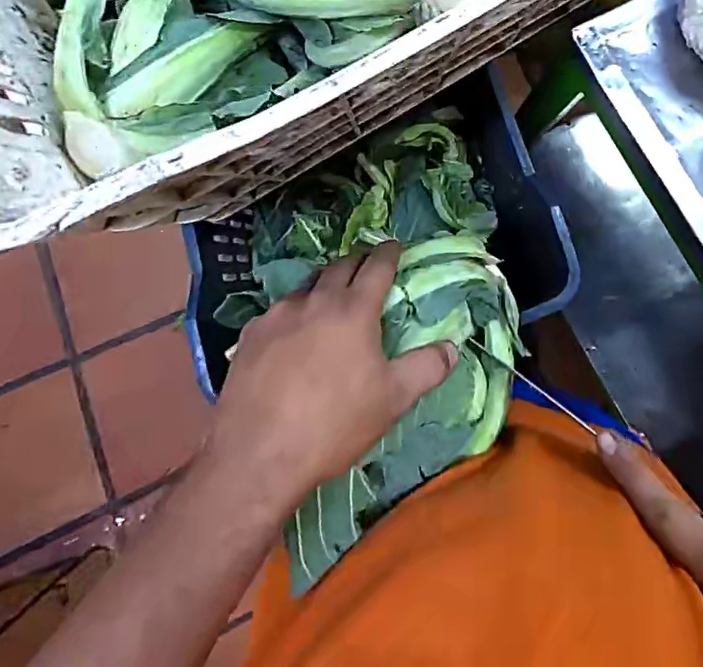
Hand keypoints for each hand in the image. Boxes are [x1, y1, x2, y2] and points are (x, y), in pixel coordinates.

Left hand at [203, 241, 456, 515]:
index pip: (376, 266)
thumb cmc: (334, 424)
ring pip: (306, 286)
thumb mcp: (393, 400)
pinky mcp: (250, 335)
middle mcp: (314, 301)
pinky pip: (278, 311)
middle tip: (368, 265)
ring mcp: (277, 316)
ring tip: (332, 297)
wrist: (257, 455)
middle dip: (358, 261)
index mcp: (353, 310)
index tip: (395, 246)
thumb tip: (452, 348)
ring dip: (324, 284)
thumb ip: (427, 368)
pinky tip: (293, 334)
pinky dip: (295, 312)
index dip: (389, 253)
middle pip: (339, 266)